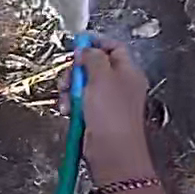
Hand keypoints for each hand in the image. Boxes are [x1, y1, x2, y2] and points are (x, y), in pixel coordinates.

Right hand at [71, 36, 153, 182]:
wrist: (111, 151)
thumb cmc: (110, 112)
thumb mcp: (101, 78)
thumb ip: (92, 58)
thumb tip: (85, 49)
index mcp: (128, 71)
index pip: (114, 47)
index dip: (96, 42)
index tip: (77, 42)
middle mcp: (119, 84)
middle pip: (94, 65)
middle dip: (76, 70)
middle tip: (68, 78)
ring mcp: (107, 101)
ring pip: (83, 84)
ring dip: (70, 89)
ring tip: (66, 100)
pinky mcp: (95, 115)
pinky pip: (79, 101)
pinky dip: (71, 103)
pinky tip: (67, 111)